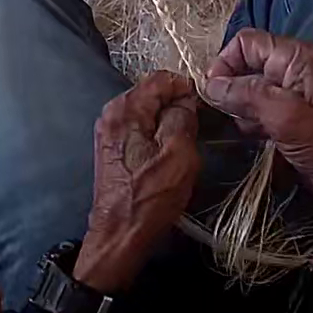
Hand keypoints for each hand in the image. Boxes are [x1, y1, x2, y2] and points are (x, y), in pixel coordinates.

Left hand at [75, 71, 200, 292]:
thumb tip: (185, 99)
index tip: (204, 107)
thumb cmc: (150, 197)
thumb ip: (183, 117)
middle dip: (177, 105)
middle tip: (197, 128)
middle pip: (152, 93)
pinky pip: (139, 127)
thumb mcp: (179, 154)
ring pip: (147, 111)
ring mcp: (108, 130)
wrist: (120, 233)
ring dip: (168, 121)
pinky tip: (167, 153)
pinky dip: (155, 133)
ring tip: (185, 143)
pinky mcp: (111, 147)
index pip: (161, 78)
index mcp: (124, 109)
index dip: (186, 87)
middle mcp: (110, 113)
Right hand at [202, 29, 312, 199]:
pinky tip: (260, 139)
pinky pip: (261, 110)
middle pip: (245, 66)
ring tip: (253, 131)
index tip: (214, 92)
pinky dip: (253, 123)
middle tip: (235, 116)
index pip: (246, 43)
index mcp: (297, 57)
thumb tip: (209, 84)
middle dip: (232, 90)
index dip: (225, 63)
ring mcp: (294, 93)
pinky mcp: (292, 115)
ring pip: (249, 91)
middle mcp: (294, 69)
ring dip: (242, 110)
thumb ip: (246, 94)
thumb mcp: (285, 115)